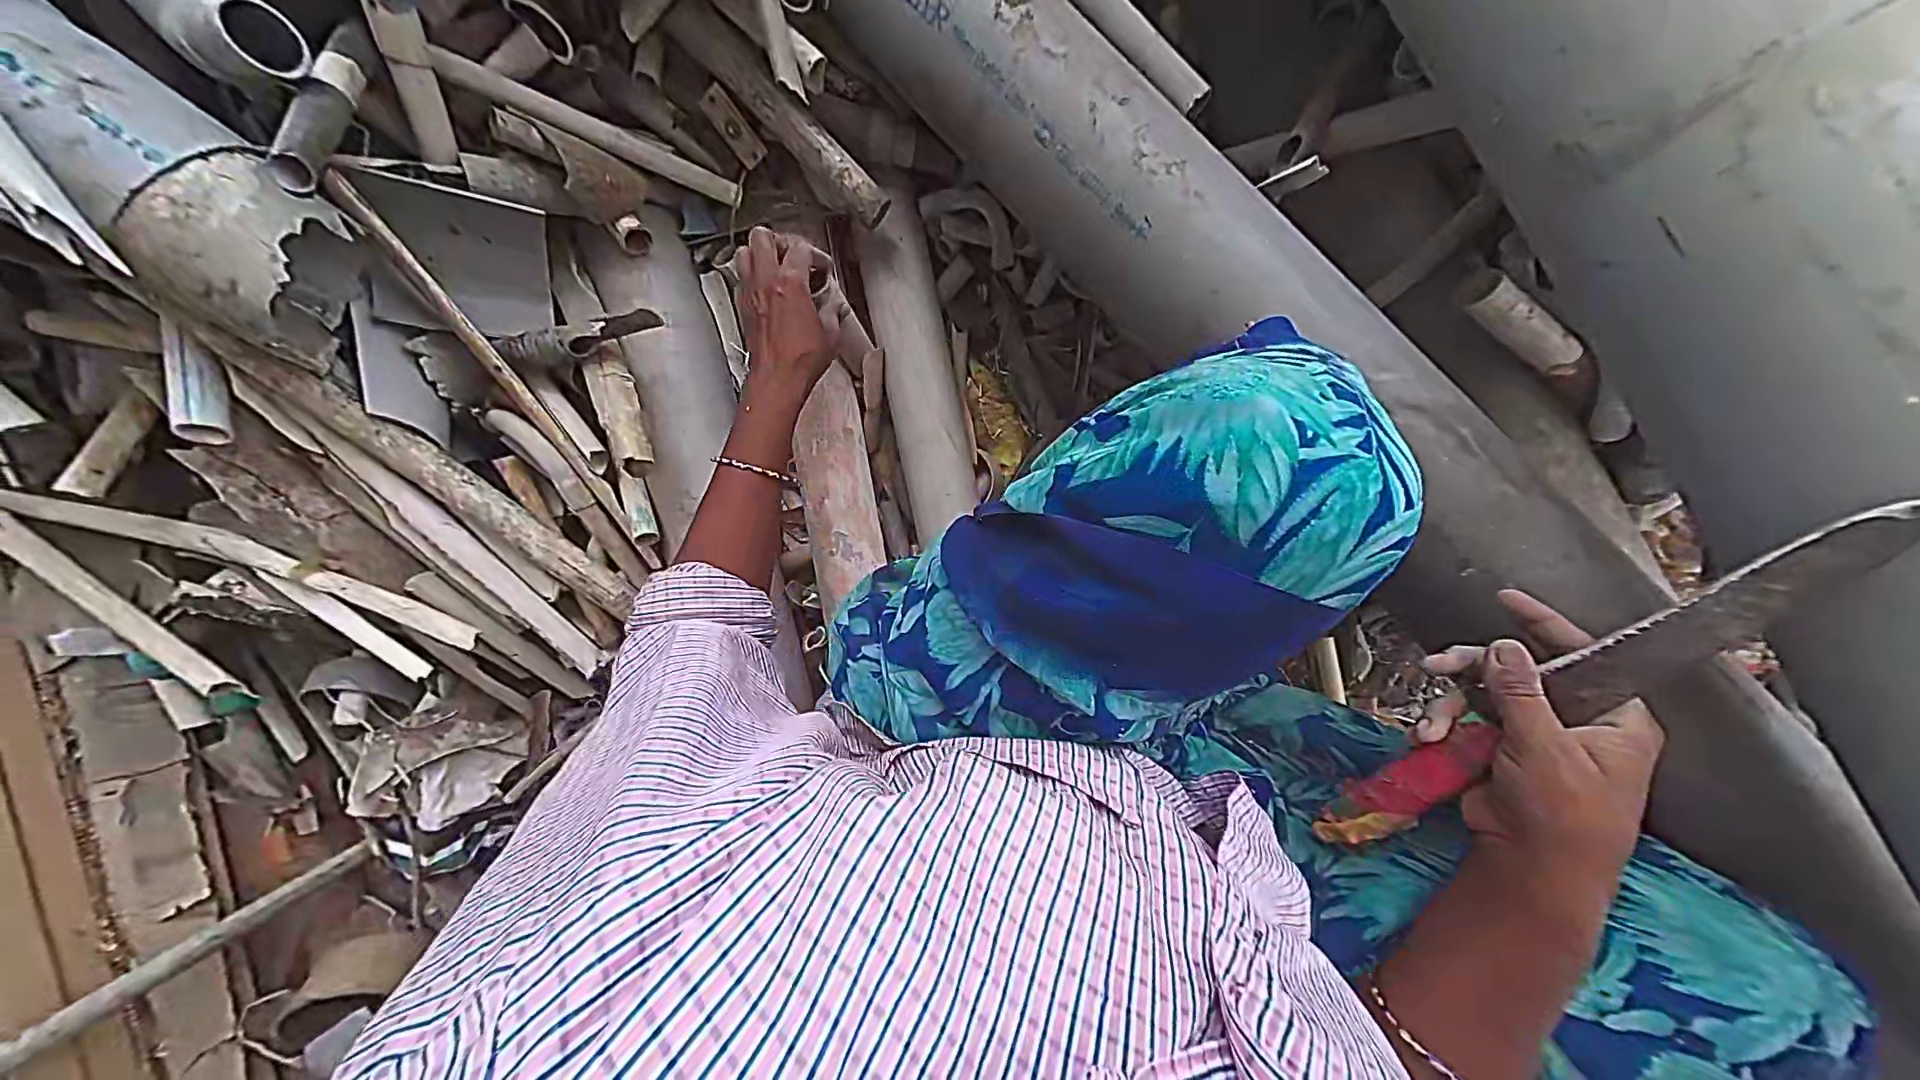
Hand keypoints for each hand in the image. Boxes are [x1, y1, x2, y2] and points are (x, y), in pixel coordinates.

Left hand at [735, 226, 836, 413]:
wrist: (778, 378)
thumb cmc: (801, 360)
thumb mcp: (831, 333)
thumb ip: (831, 310)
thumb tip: (831, 305)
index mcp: (790, 283)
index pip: (801, 248)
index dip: (817, 255)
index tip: (823, 268)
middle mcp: (765, 282)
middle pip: (763, 236)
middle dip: (781, 242)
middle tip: (794, 256)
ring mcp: (750, 293)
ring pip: (744, 251)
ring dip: (761, 254)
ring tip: (777, 266)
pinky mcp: (743, 307)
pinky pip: (742, 277)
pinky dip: (753, 275)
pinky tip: (767, 288)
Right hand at [1420, 590, 1664, 876]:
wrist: (1531, 866)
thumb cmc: (1563, 815)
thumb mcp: (1545, 749)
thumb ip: (1522, 694)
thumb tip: (1505, 646)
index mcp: (1610, 717)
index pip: (1582, 655)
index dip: (1545, 626)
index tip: (1509, 600)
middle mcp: (1571, 717)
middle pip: (1515, 670)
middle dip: (1472, 670)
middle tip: (1440, 666)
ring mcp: (1529, 731)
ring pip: (1480, 693)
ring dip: (1449, 706)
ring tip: (1433, 728)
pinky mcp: (1495, 746)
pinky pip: (1463, 717)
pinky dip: (1444, 726)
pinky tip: (1431, 740)